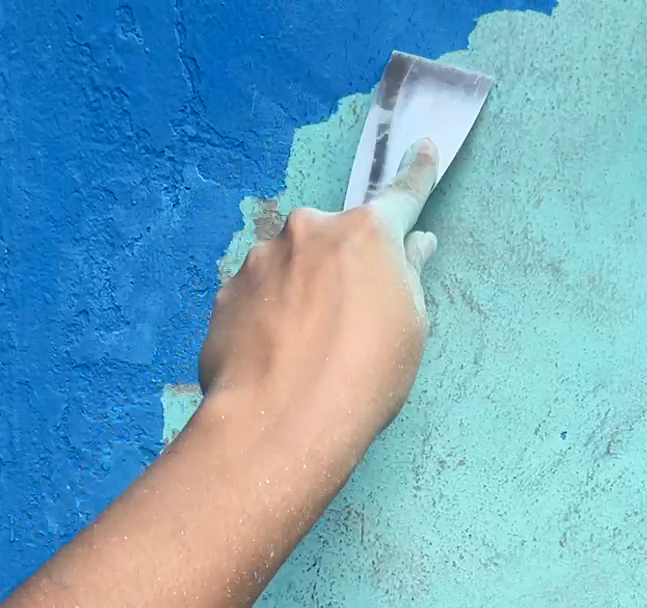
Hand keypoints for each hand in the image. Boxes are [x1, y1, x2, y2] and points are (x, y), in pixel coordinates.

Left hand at [192, 139, 441, 467]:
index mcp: (365, 233)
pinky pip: (255, 300)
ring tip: (300, 352)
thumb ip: (409, 277)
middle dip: (338, 269)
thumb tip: (415, 245)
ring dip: (297, 295)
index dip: (417, 175)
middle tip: (341, 323)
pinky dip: (265, 321)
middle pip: (331, 241)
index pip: (401, 197)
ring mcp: (258, 260)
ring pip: (287, 270)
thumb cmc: (365, 377)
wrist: (282, 421)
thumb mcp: (409, 330)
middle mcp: (307, 231)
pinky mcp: (224, 296)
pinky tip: (270, 360)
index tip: (423, 148)